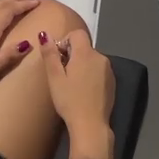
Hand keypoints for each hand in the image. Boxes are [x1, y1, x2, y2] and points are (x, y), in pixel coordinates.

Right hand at [39, 29, 115, 158]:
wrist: (90, 125)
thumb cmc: (69, 101)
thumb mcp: (55, 78)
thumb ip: (50, 55)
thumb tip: (45, 34)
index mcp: (85, 53)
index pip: (77, 34)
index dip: (65, 41)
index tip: (58, 58)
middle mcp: (101, 58)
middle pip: (84, 47)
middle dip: (72, 55)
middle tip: (62, 75)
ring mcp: (109, 71)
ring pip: (92, 60)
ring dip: (81, 66)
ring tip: (72, 85)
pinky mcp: (112, 83)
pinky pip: (99, 72)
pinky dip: (90, 76)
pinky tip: (84, 92)